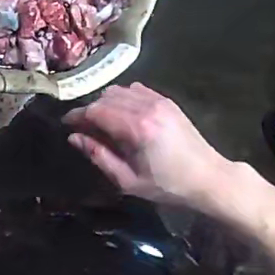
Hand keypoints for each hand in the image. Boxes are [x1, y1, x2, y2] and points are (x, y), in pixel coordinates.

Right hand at [63, 84, 233, 206]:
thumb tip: (74, 138)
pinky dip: (123, 98)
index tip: (66, 125)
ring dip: (106, 103)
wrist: (207, 177)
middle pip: (105, 97)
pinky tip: (123, 116)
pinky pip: (136, 89)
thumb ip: (99, 156)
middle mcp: (147, 107)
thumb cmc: (167, 185)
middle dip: (90, 111)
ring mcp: (159, 100)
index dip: (77, 116)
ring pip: (120, 90)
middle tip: (84, 129)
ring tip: (103, 124)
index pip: (96, 111)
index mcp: (136, 127)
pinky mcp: (167, 100)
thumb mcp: (128, 180)